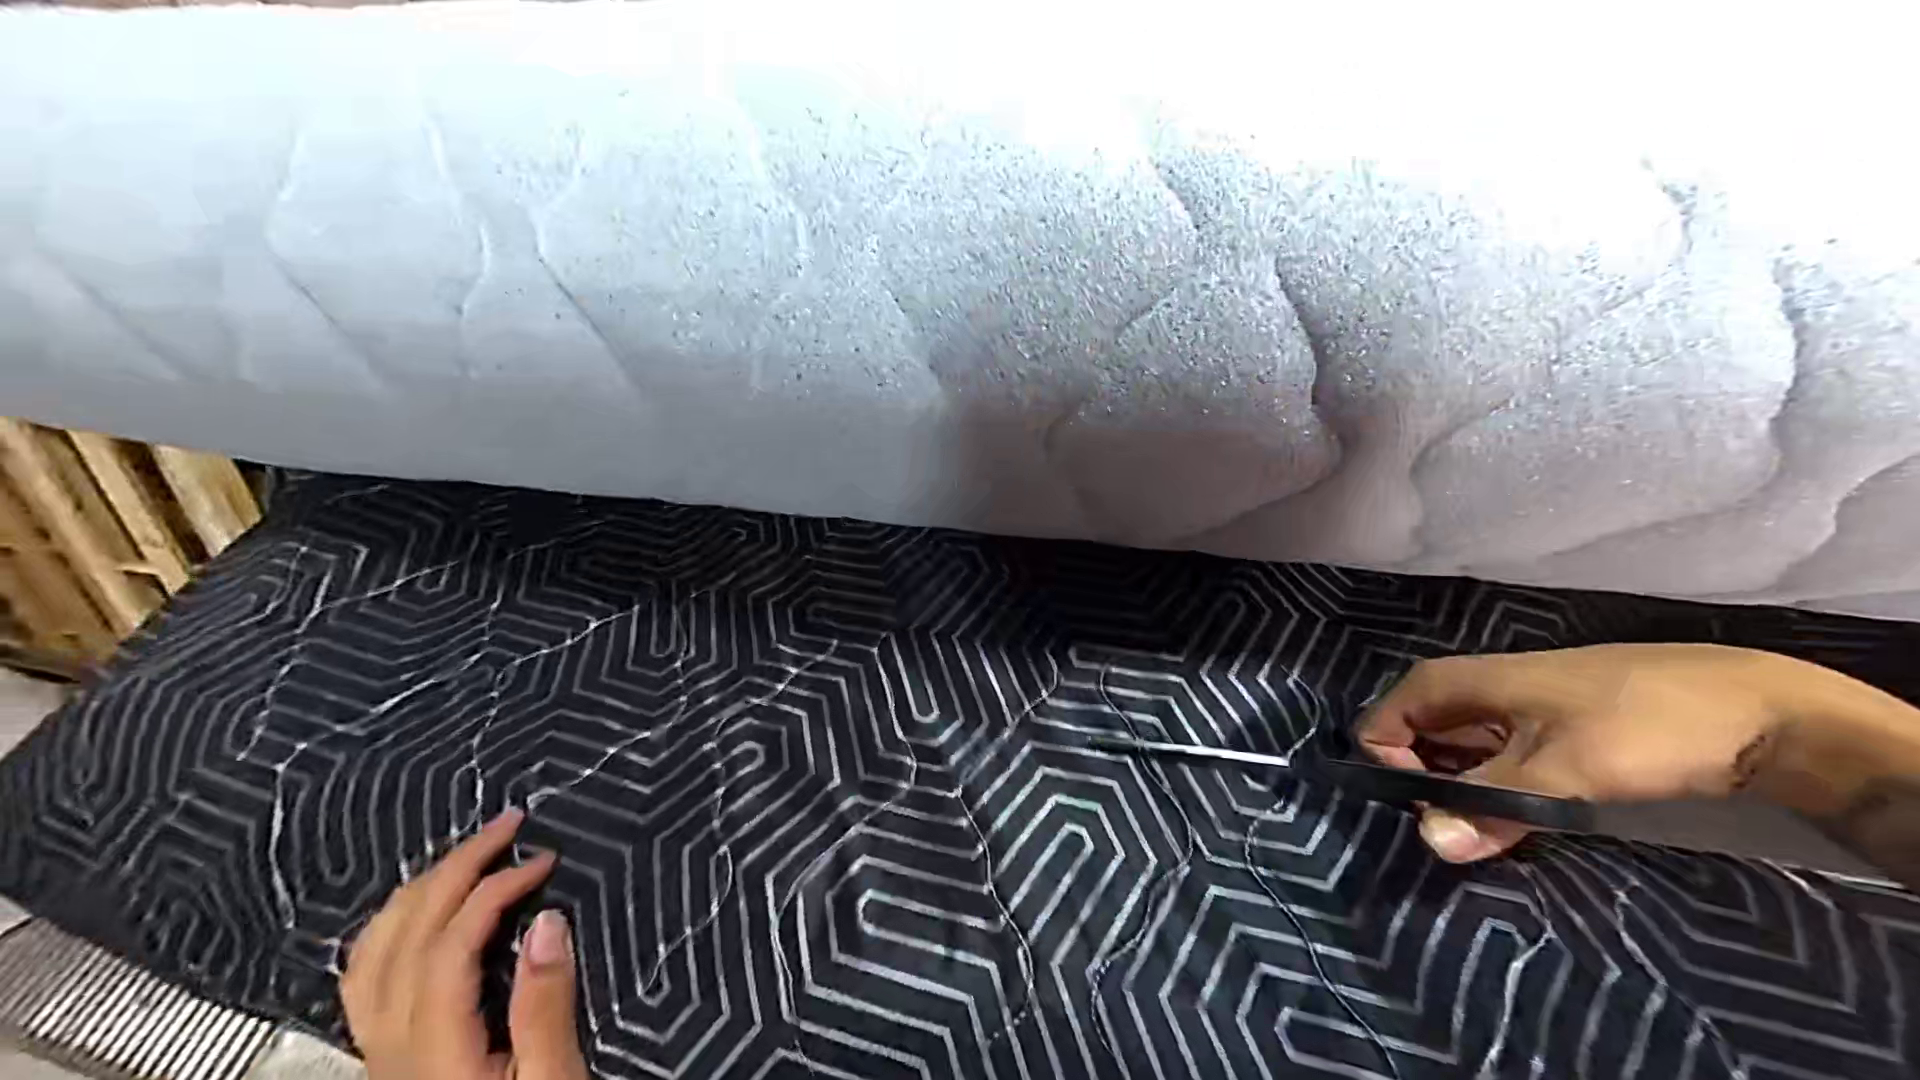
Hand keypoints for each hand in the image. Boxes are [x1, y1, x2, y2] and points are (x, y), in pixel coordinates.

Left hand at [342, 808, 588, 1079]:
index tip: (545, 860)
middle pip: (403, 936)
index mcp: (435, 1053)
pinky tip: (426, 908)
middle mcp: (391, 1048)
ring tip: (470, 851)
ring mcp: (378, 1052)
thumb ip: (544, 1006)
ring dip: (421, 888)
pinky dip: (395, 924)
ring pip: (371, 953)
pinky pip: (368, 974)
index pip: (448, 945)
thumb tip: (548, 919)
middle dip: (456, 866)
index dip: (495, 888)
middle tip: (508, 823)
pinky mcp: (384, 1055)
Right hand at [1356, 644, 1794, 863]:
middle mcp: (1463, 688)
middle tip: (1477, 828)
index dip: (1394, 772)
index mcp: (1448, 681)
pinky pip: (1489, 755)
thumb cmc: (1642, 727)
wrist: (1761, 709)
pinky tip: (1531, 809)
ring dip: (1466, 792)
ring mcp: (1501, 705)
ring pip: (1452, 751)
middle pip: (1411, 741)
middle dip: (1430, 788)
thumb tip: (1431, 844)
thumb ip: (1490, 804)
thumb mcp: (1562, 772)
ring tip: (1507, 825)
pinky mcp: (1537, 724)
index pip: (1377, 728)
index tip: (1441, 810)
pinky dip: (1496, 785)